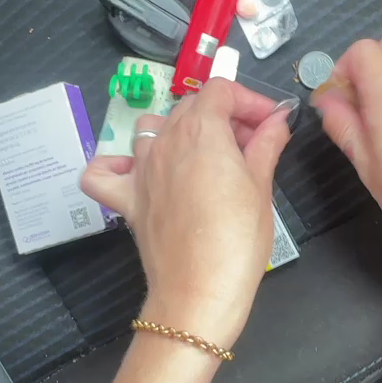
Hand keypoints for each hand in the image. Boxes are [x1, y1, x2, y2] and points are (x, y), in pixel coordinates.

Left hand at [81, 79, 295, 349]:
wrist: (199, 292)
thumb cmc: (237, 241)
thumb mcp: (262, 188)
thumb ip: (266, 146)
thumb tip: (277, 121)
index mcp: (202, 132)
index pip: (222, 90)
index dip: (250, 100)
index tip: (271, 124)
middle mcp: (164, 141)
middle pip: (191, 106)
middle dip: (225, 116)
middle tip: (253, 145)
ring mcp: (140, 170)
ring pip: (151, 129)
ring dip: (179, 132)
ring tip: (206, 158)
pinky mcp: (126, 201)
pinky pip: (104, 171)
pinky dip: (115, 164)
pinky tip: (139, 173)